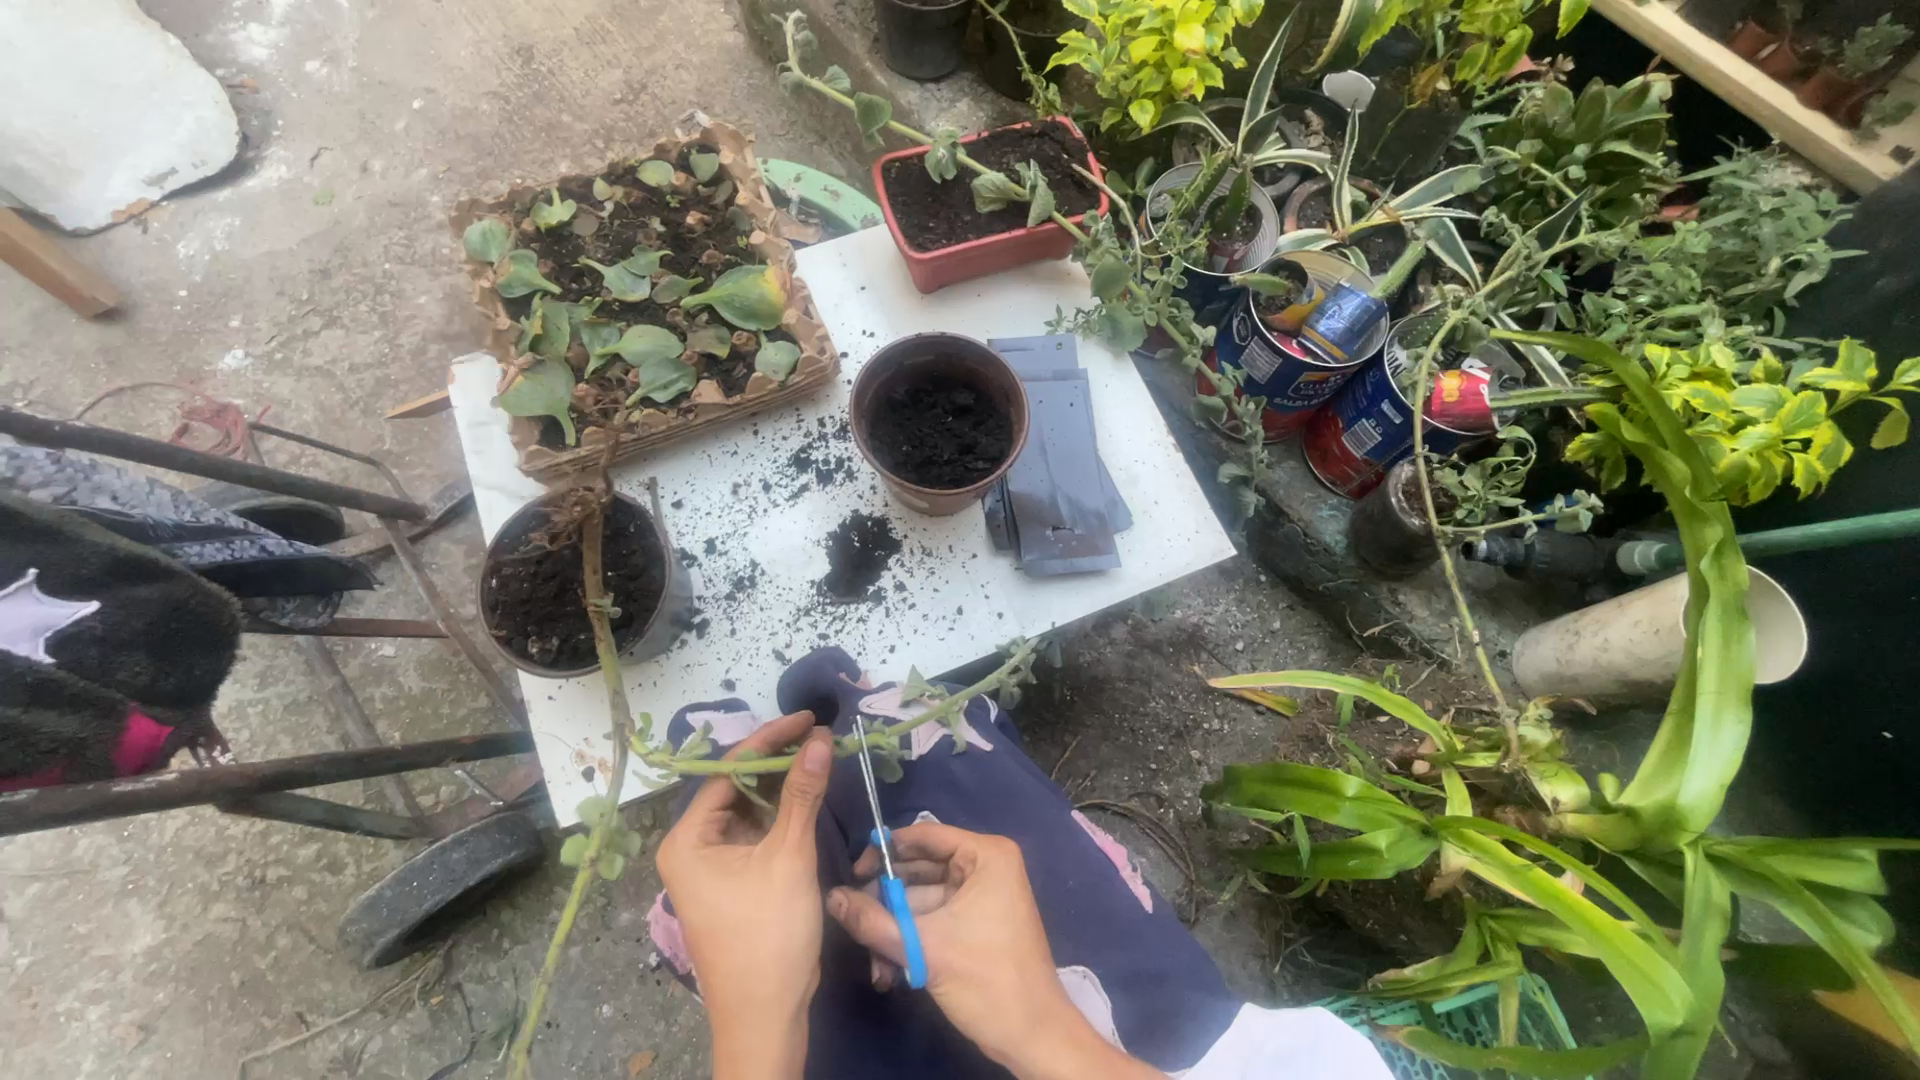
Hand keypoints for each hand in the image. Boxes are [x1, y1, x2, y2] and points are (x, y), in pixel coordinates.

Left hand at [656, 711, 831, 1079]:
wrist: (767, 1017)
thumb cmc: (769, 936)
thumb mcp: (789, 857)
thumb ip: (803, 793)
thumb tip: (819, 737)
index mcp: (687, 839)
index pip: (728, 770)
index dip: (770, 740)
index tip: (808, 718)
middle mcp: (692, 846)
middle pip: (738, 787)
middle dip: (778, 760)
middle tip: (818, 735)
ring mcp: (713, 865)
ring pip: (750, 809)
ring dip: (784, 786)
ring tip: (818, 755)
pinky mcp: (735, 880)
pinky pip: (757, 833)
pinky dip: (783, 814)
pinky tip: (809, 795)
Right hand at [827, 824, 1162, 1079]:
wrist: (1032, 1036)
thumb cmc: (987, 980)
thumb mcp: (924, 949)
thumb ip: (873, 921)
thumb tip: (831, 897)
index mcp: (986, 855)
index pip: (925, 836)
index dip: (886, 851)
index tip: (853, 872)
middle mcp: (985, 866)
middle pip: (920, 871)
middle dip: (887, 903)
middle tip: (854, 919)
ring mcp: (981, 895)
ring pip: (922, 900)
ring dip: (895, 930)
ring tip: (875, 962)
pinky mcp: (975, 923)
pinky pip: (933, 920)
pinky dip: (911, 941)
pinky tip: (889, 971)